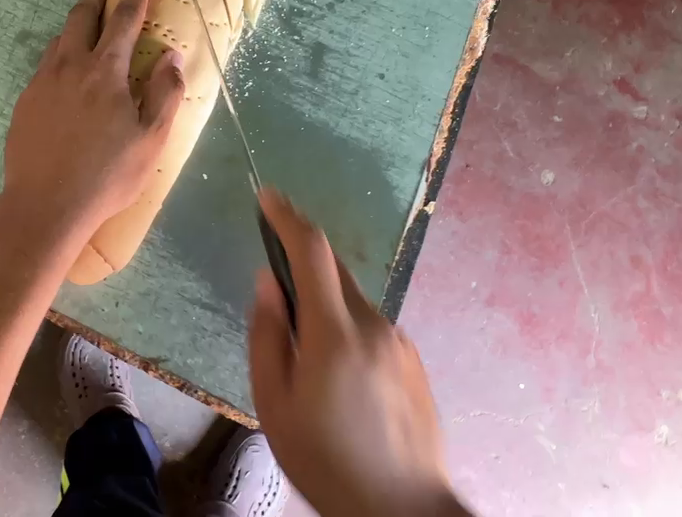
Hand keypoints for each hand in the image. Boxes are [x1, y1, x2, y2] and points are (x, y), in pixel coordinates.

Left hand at [0, 0, 184, 241]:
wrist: (44, 205)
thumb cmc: (106, 175)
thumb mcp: (150, 139)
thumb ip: (165, 93)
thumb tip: (171, 57)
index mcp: (104, 70)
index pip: (124, 19)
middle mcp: (69, 65)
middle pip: (82, 16)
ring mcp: (42, 82)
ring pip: (60, 39)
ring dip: (77, 26)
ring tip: (90, 32)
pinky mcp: (25, 101)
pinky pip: (46, 66)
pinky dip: (62, 56)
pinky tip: (68, 78)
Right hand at [248, 192, 468, 516]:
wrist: (402, 512)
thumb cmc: (324, 460)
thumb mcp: (274, 403)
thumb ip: (267, 333)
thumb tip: (269, 280)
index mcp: (334, 332)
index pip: (311, 252)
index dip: (287, 218)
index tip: (268, 196)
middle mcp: (373, 324)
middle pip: (333, 271)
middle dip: (303, 266)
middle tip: (279, 294)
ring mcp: (399, 342)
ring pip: (352, 302)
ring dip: (326, 306)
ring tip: (311, 361)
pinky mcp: (414, 361)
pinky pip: (371, 326)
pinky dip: (349, 329)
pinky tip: (342, 379)